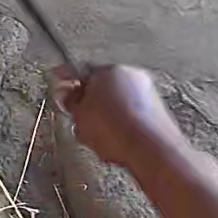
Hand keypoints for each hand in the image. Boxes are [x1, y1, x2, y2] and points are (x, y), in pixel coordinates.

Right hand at [51, 64, 185, 166]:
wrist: (149, 148)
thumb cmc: (113, 129)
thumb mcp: (79, 116)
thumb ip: (70, 102)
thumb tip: (66, 95)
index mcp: (108, 70)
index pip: (81, 72)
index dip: (67, 84)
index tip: (60, 90)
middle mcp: (130, 74)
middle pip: (102, 86)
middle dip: (90, 103)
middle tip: (79, 120)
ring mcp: (147, 91)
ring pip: (118, 101)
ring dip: (106, 115)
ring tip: (98, 137)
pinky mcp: (158, 110)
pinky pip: (132, 114)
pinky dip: (123, 124)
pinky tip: (116, 142)